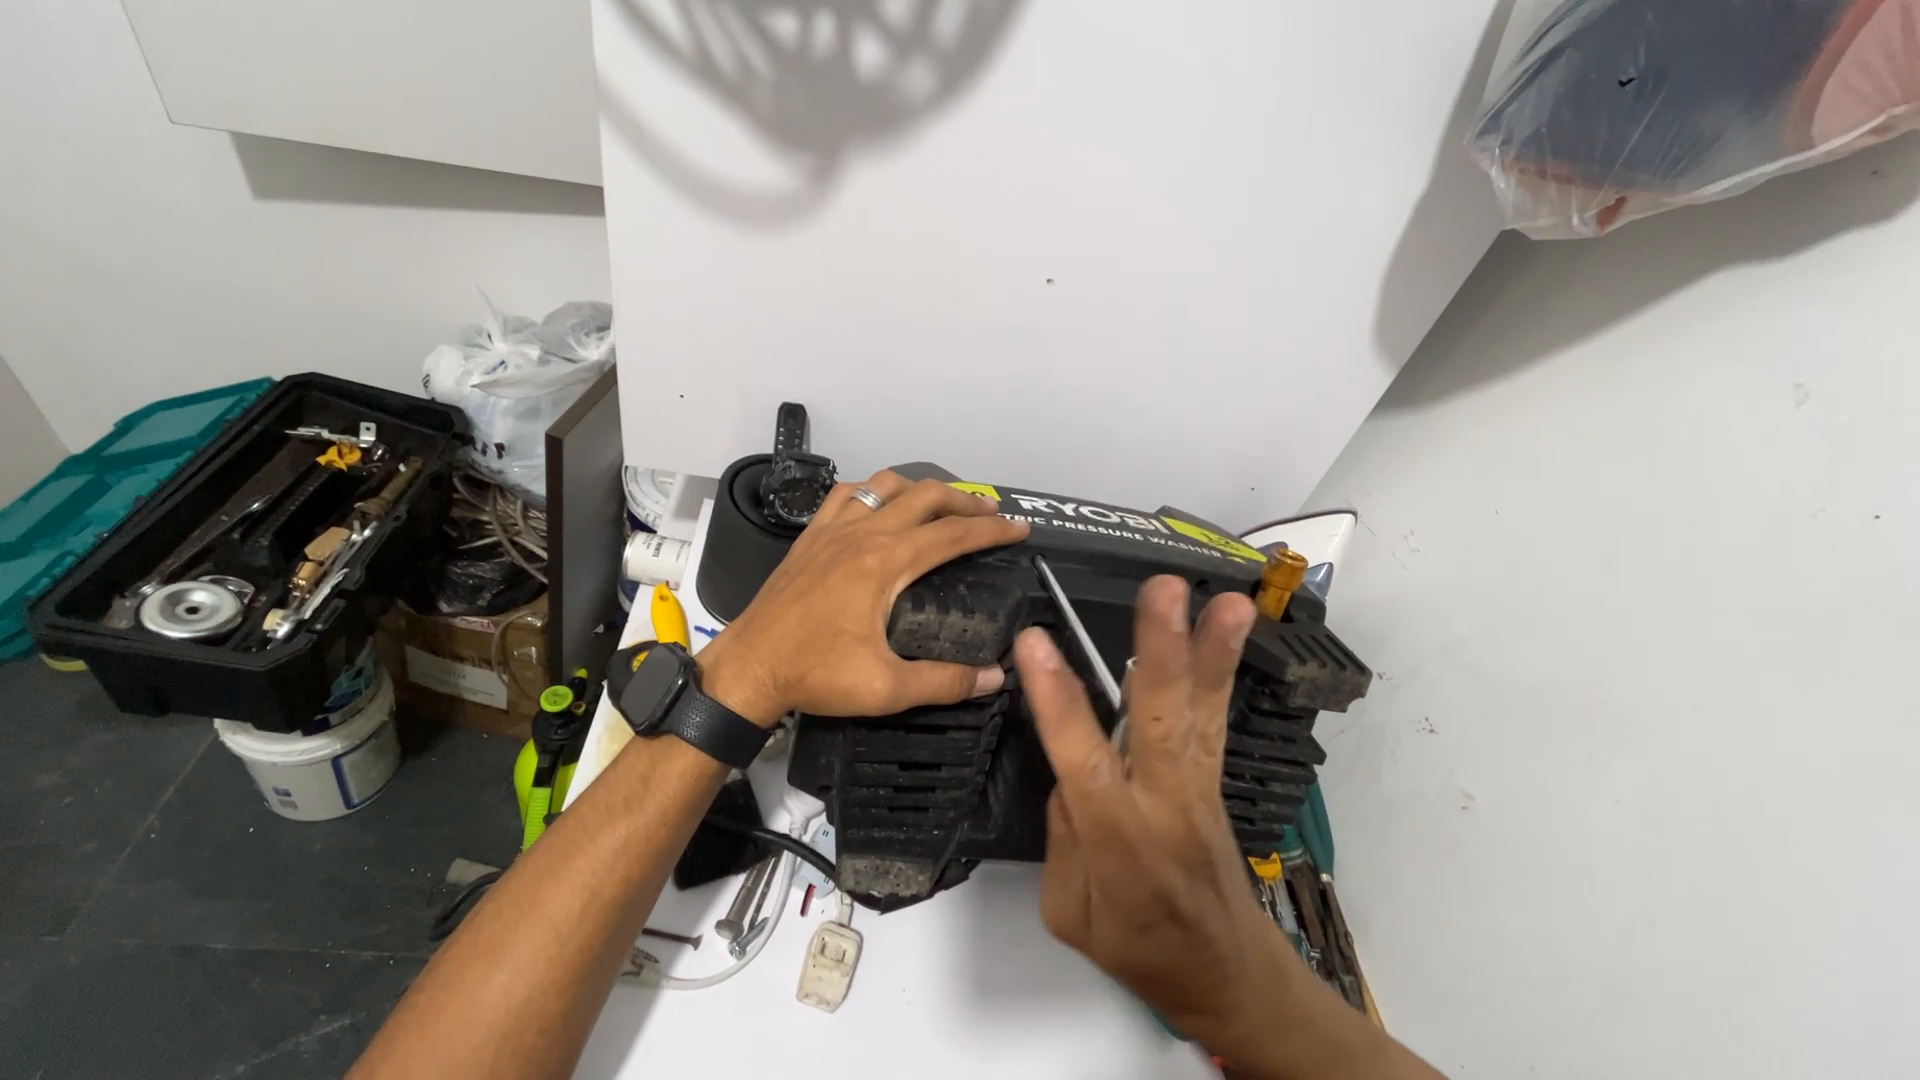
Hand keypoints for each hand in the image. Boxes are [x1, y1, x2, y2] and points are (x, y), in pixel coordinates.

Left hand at [697, 470, 1030, 726]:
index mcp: (884, 563)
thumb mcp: (886, 688)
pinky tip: (879, 507)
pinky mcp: (809, 537)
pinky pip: (846, 495)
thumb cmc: (814, 675)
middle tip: (991, 516)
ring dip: (920, 490)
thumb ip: (945, 681)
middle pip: (925, 497)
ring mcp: (831, 530)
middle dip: (965, 502)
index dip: (991, 530)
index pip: (952, 535)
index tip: (1018, 528)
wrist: (749, 668)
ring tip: (941, 507)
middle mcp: (861, 534)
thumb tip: (994, 676)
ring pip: (885, 485)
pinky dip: (873, 492)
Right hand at [1014, 576, 1294, 1052]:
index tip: (1034, 640)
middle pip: (1161, 720)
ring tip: (1229, 601)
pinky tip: (1228, 631)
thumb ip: (1064, 835)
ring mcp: (1198, 786)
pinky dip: (1219, 671)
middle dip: (1162, 650)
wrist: (1223, 971)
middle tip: (1166, 590)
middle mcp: (1165, 802)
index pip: (1082, 759)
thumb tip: (1069, 771)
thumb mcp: (1071, 912)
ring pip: (1201, 711)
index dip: (1057, 700)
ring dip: (1212, 652)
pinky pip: (1212, 718)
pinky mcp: (1213, 778)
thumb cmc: (1137, 947)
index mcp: (1119, 840)